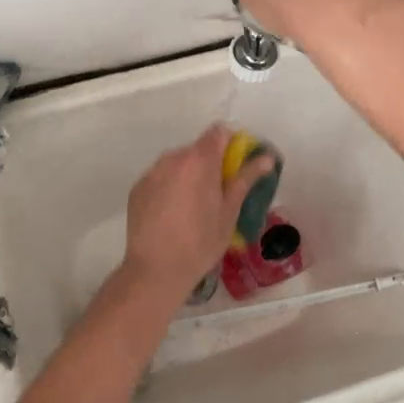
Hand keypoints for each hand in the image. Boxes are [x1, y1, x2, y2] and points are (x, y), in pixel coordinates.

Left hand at [121, 125, 277, 300]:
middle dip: (210, 164)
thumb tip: (266, 157)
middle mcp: (172, 158)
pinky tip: (172, 215)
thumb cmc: (200, 242)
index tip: (236, 167)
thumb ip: (245, 179)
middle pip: (197, 149)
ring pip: (177, 164)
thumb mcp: (228, 212)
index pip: (218, 132)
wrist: (156, 270)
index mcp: (199, 161)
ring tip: (193, 208)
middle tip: (218, 195)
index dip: (231, 144)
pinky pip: (160, 178)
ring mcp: (151, 173)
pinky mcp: (137, 188)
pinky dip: (170, 187)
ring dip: (189, 175)